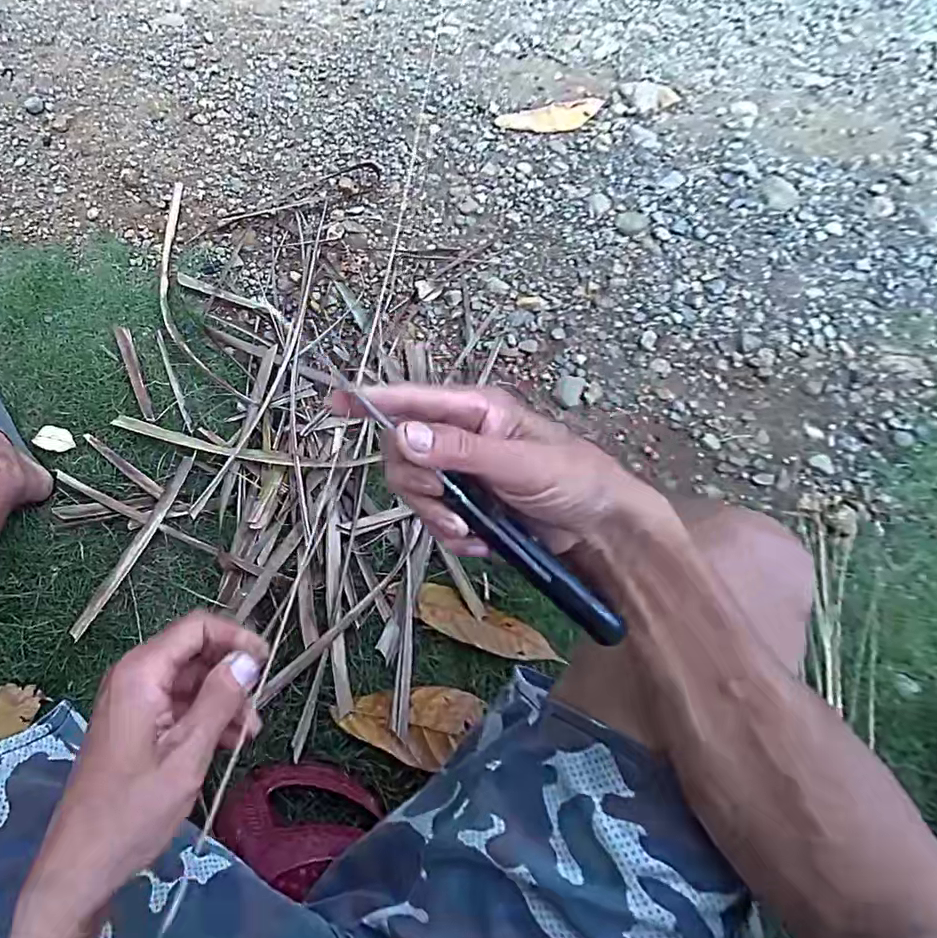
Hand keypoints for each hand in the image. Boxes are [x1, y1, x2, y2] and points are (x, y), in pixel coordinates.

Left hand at [7, 612, 266, 937]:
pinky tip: (225, 743)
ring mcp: (131, 697)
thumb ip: (218, 701)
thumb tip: (247, 659)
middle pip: (192, 653)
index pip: (195, 627)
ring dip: (220, 701)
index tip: (267, 659)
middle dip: (229, 675)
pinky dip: (202, 717)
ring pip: (187, 680)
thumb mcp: (186, 755)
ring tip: (247, 737)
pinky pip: (174, 703)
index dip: (235, 637)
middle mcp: (133, 674)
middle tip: (258, 713)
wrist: (81, 862)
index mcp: (141, 671)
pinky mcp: (133, 720)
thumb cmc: (132, 811)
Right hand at [330, 383, 662, 558]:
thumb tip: (403, 434)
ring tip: (467, 527)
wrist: (600, 531)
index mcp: (473, 410)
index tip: (336, 403)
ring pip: (410, 486)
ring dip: (433, 511)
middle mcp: (456, 436)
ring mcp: (456, 471)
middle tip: (444, 497)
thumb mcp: (520, 461)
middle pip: (400, 450)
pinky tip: (478, 538)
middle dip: (416, 479)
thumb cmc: (574, 479)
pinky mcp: (460, 502)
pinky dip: (448, 531)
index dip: (372, 400)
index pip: (411, 399)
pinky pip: (430, 515)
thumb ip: (460, 449)